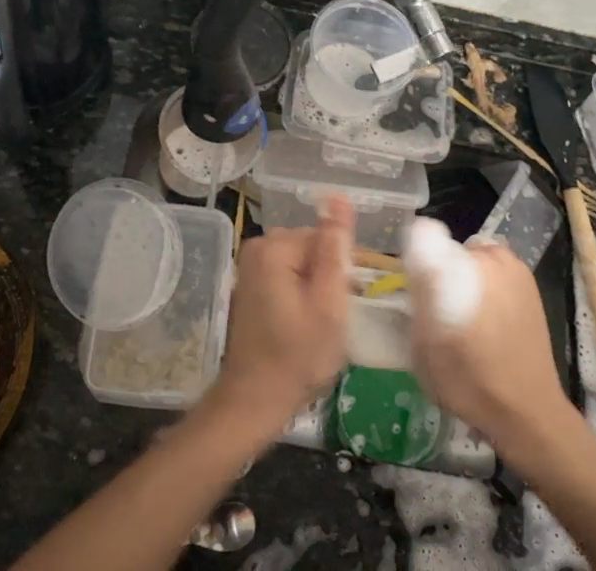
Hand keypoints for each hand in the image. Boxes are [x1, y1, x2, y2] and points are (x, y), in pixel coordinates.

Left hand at [207, 196, 353, 427]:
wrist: (255, 400)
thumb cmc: (297, 356)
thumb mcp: (328, 302)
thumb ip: (335, 247)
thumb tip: (338, 195)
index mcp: (274, 247)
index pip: (327, 239)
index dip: (343, 271)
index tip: (345, 304)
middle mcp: (256, 248)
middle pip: (314, 249)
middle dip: (329, 278)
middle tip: (332, 318)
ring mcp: (250, 268)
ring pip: (304, 265)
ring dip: (317, 290)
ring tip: (319, 325)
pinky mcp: (250, 287)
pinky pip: (289, 278)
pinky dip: (301, 298)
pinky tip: (303, 327)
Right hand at [409, 240, 569, 450]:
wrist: (526, 408)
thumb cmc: (466, 380)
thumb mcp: (423, 343)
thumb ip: (417, 295)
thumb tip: (415, 264)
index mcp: (454, 268)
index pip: (422, 236)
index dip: (415, 258)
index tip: (414, 286)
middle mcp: (484, 256)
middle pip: (450, 248)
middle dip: (441, 270)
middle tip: (441, 307)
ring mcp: (511, 266)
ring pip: (474, 256)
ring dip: (467, 274)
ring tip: (468, 312)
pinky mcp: (529, 281)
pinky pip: (497, 268)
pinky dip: (489, 282)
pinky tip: (490, 315)